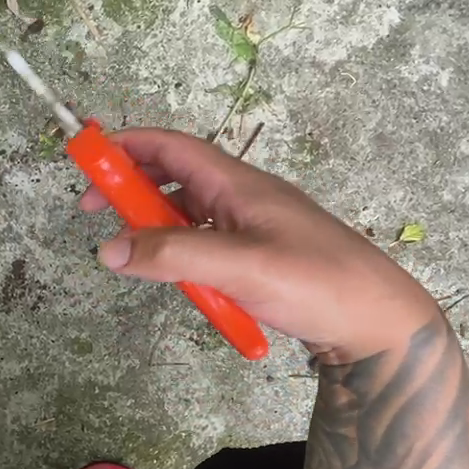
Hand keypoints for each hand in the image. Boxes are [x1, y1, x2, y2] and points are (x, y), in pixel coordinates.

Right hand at [83, 128, 441, 363]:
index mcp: (239, 185)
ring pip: (185, 211)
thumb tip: (107, 249)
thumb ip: (171, 255)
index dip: (128, 145)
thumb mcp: (239, 267)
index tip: (89, 158)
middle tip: (94, 210)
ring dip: (151, 223)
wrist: (379, 324)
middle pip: (174, 175)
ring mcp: (248, 227)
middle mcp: (241, 198)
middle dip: (129, 185)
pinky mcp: (253, 255)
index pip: (173, 147)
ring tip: (128, 250)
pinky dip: (175, 251)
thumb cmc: (317, 284)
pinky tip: (173, 277)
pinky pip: (201, 241)